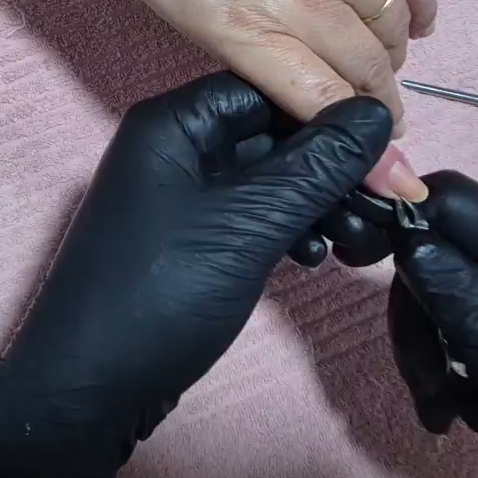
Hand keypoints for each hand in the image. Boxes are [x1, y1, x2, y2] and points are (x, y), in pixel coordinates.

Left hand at [0, 73, 390, 477]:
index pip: (267, 87)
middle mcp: (176, 145)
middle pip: (272, 134)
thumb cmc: (163, 291)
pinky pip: (253, 215)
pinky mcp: (192, 236)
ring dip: (317, 204)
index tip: (388, 149)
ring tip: (357, 243)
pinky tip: (316, 258)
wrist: (88, 390)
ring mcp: (182, 193)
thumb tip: (377, 113)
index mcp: (174, 121)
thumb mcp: (249, 224)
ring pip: (268, 179)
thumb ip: (317, 166)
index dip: (330, 113)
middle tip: (386, 206)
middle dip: (331, 170)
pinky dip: (289, 230)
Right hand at [388, 172, 477, 477]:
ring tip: (450, 409)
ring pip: (455, 267)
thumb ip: (475, 316)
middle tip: (428, 396)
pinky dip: (463, 332)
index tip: (353, 264)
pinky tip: (473, 390)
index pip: (456, 202)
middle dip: (421, 317)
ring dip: (438, 337)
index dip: (396, 218)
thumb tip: (408, 240)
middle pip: (447, 242)